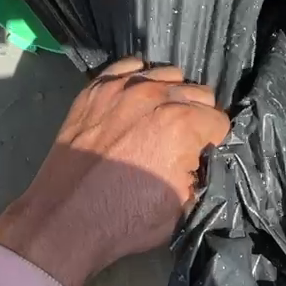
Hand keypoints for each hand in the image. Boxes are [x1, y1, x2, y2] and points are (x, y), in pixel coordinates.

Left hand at [0, 57, 229, 285]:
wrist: (66, 217)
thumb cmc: (125, 218)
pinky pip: (129, 66)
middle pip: (198, 92)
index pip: (219, 120)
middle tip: (182, 141)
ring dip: (169, 95)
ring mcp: (122, 87)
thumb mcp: (182, 206)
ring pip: (166, 75)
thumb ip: (199, 171)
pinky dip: (138, 79)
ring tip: (157, 120)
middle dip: (196, 116)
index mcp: (181, 123)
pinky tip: (135, 101)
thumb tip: (199, 157)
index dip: (213, 142)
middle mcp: (154, 95)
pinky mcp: (96, 88)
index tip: (201, 155)